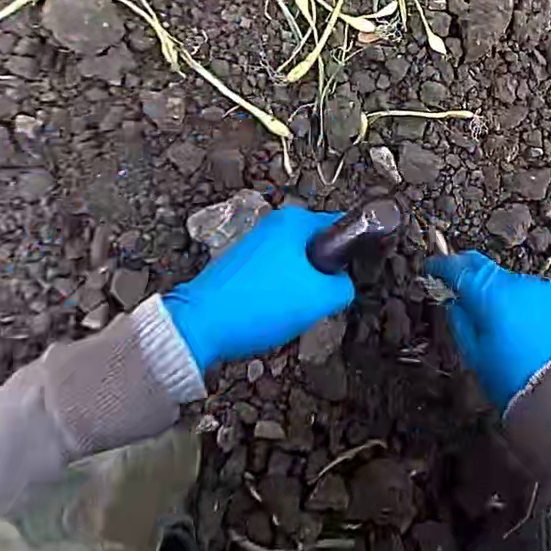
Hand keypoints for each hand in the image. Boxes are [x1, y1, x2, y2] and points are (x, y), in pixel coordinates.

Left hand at [164, 201, 354, 371]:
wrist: (197, 329)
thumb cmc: (254, 305)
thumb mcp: (318, 299)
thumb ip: (344, 288)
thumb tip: (344, 287)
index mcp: (294, 221)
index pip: (342, 226)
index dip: (352, 251)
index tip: (349, 272)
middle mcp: (274, 225)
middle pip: (319, 247)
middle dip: (323, 274)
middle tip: (319, 295)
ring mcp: (256, 244)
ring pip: (298, 263)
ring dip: (302, 285)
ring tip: (292, 306)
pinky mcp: (242, 265)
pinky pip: (277, 275)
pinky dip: (280, 292)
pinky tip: (272, 311)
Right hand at [430, 251, 550, 408]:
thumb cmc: (511, 377)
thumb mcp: (473, 352)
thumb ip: (459, 319)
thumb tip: (453, 302)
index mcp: (490, 296)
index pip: (459, 269)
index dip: (441, 265)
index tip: (431, 266)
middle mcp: (514, 283)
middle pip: (483, 265)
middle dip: (465, 268)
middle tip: (452, 278)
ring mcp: (535, 285)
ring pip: (504, 277)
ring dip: (493, 287)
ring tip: (488, 312)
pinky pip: (525, 288)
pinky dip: (515, 297)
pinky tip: (513, 318)